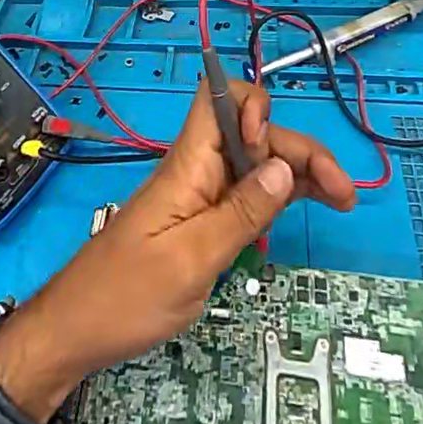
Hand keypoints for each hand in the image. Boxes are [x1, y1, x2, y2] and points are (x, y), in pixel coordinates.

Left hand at [0, 77, 355, 421]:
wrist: (81, 327)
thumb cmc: (128, 293)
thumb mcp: (191, 260)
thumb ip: (241, 213)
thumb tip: (283, 167)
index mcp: (189, 162)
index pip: (216, 96)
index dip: (250, 104)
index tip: (268, 143)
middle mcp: (202, 166)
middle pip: (256, 133)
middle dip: (300, 149)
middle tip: (341, 192)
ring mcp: (208, 190)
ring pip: (262, 161)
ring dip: (302, 171)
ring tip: (342, 198)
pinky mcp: (211, 214)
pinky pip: (255, 191)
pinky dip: (286, 193)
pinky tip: (315, 203)